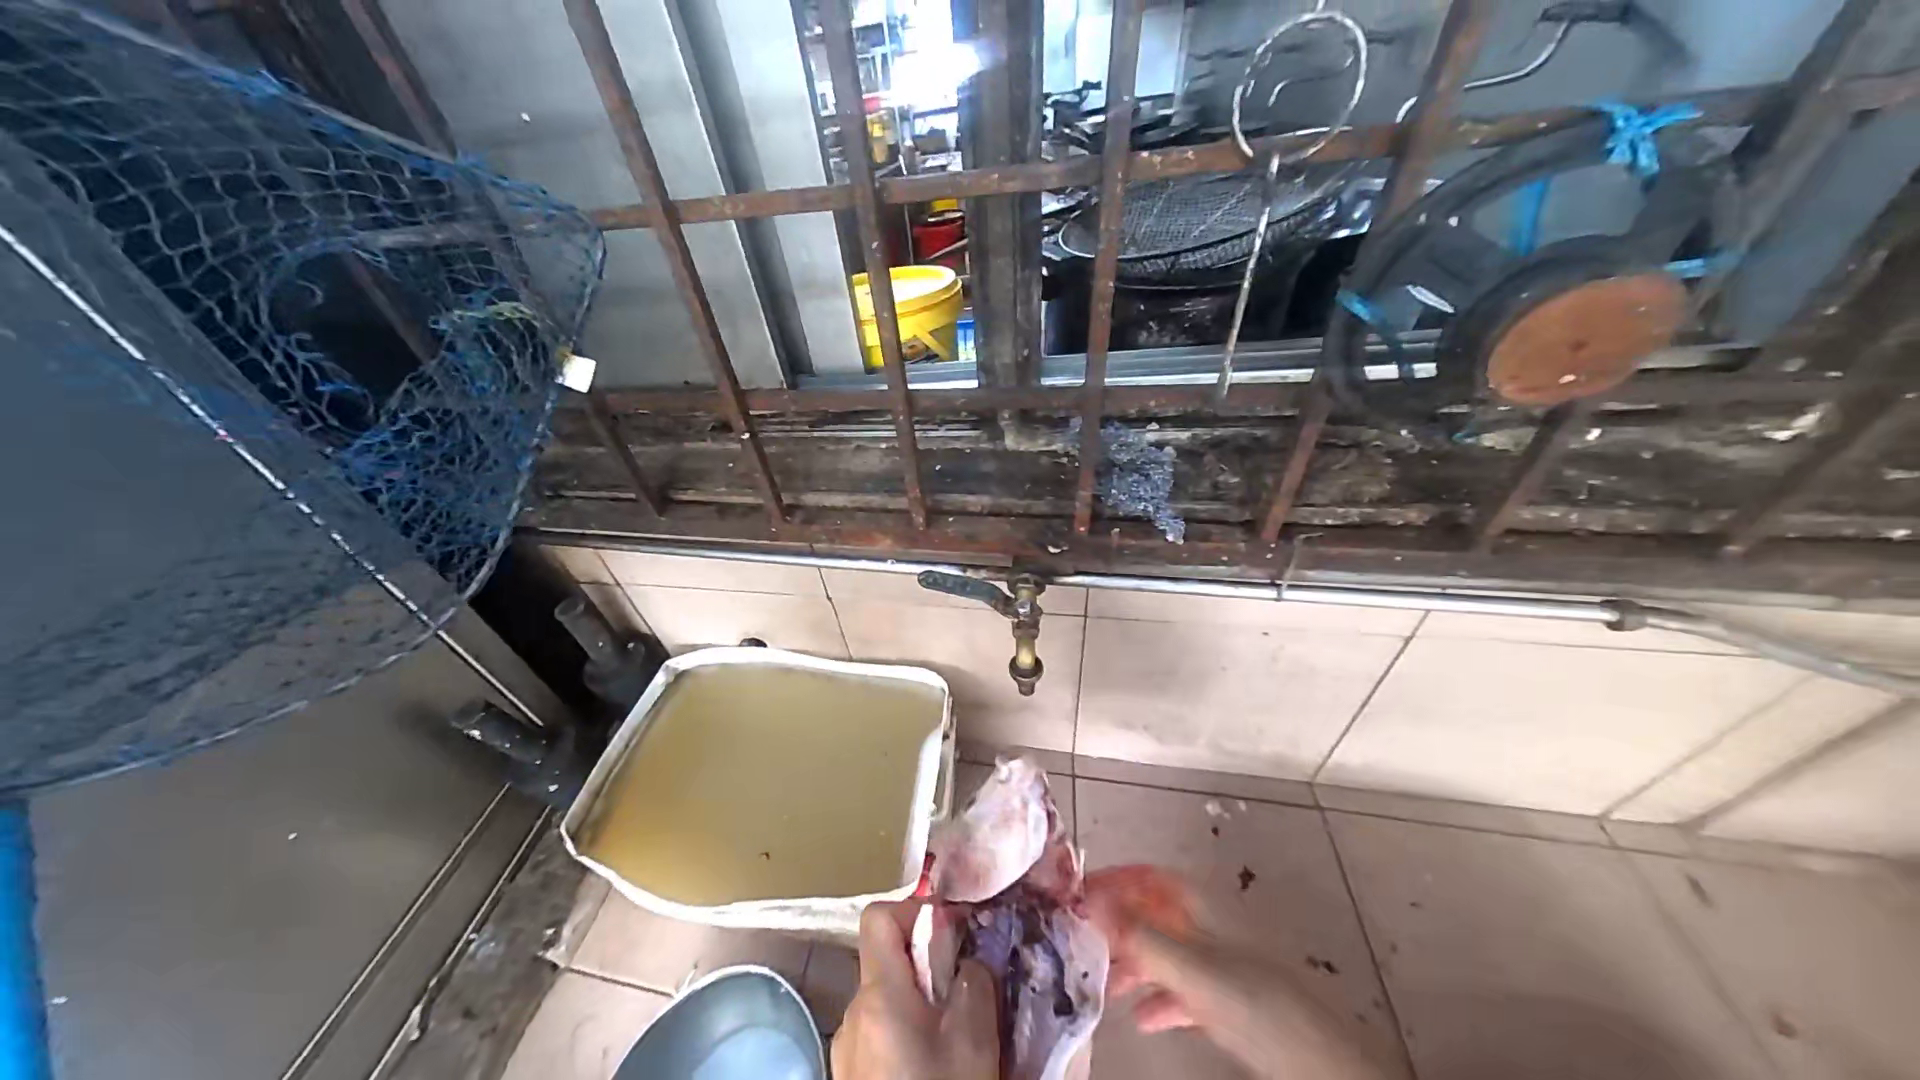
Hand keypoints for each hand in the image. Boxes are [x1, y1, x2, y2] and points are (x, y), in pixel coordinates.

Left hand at [831, 900, 999, 1079]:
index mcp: (877, 995)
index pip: (878, 917)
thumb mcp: (975, 1041)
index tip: (951, 928)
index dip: (914, 910)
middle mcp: (852, 1015)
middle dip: (927, 964)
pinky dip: (906, 1035)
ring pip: (885, 1002)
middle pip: (886, 963)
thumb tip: (969, 956)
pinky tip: (934, 1065)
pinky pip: (879, 1036)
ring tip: (955, 1032)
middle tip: (966, 985)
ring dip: (919, 1004)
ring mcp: (846, 1052)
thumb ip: (974, 981)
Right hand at [1086, 866, 1390, 1079]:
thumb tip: (1091, 902)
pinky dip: (1161, 998)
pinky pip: (1183, 988)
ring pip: (1165, 952)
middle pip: (1152, 914)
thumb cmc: (1254, 1005)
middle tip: (1083, 945)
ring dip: (1134, 965)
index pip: (1148, 876)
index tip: (1078, 894)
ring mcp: (1219, 962)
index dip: (1114, 879)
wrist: (1322, 1067)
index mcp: (1202, 906)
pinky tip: (1143, 1021)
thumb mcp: (1192, 969)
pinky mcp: (1229, 998)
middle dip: (1117, 928)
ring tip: (1105, 987)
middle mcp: (1208, 926)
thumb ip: (1141, 936)